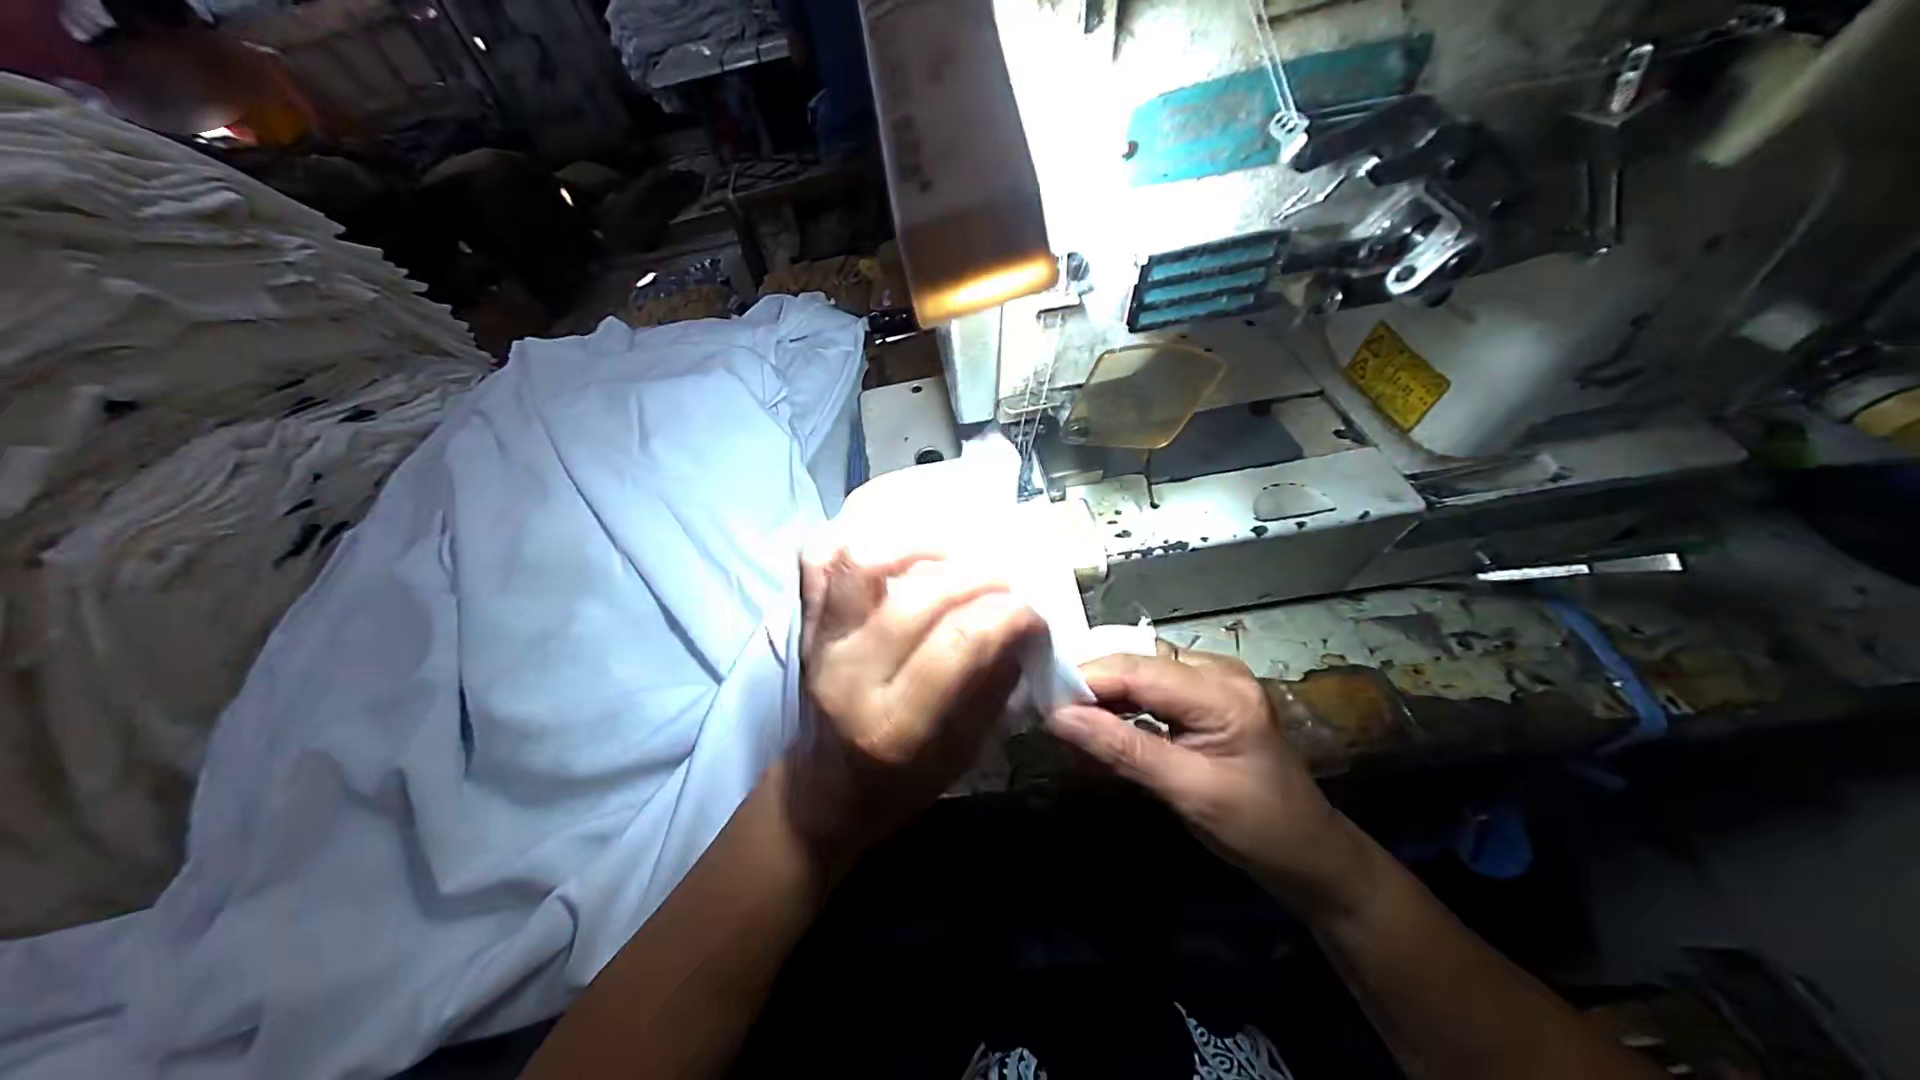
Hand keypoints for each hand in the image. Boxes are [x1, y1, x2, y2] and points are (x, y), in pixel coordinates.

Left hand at [788, 540, 1041, 873]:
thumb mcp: (960, 757)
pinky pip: (816, 559)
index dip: (1008, 616)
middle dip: (975, 578)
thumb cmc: (898, 785)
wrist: (822, 791)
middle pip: (916, 599)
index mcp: (892, 726)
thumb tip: (1025, 627)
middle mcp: (848, 677)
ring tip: (952, 553)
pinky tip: (895, 545)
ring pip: (858, 565)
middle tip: (1005, 580)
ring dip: (914, 545)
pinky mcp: (802, 624)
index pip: (958, 645)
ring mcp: (818, 644)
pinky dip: (855, 539)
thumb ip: (992, 689)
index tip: (1033, 612)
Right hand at [1047, 646, 1377, 919]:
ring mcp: (1217, 680)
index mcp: (1223, 693)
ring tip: (1070, 714)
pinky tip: (1105, 718)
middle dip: (1093, 682)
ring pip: (1144, 669)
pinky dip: (1127, 699)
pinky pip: (1157, 683)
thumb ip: (1121, 749)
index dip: (1087, 680)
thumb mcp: (1185, 792)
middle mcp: (1220, 672)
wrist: (1309, 852)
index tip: (1043, 700)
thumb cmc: (1255, 828)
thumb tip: (1058, 718)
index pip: (1139, 671)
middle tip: (1050, 708)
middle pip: (1139, 662)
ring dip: (1107, 690)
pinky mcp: (1210, 694)